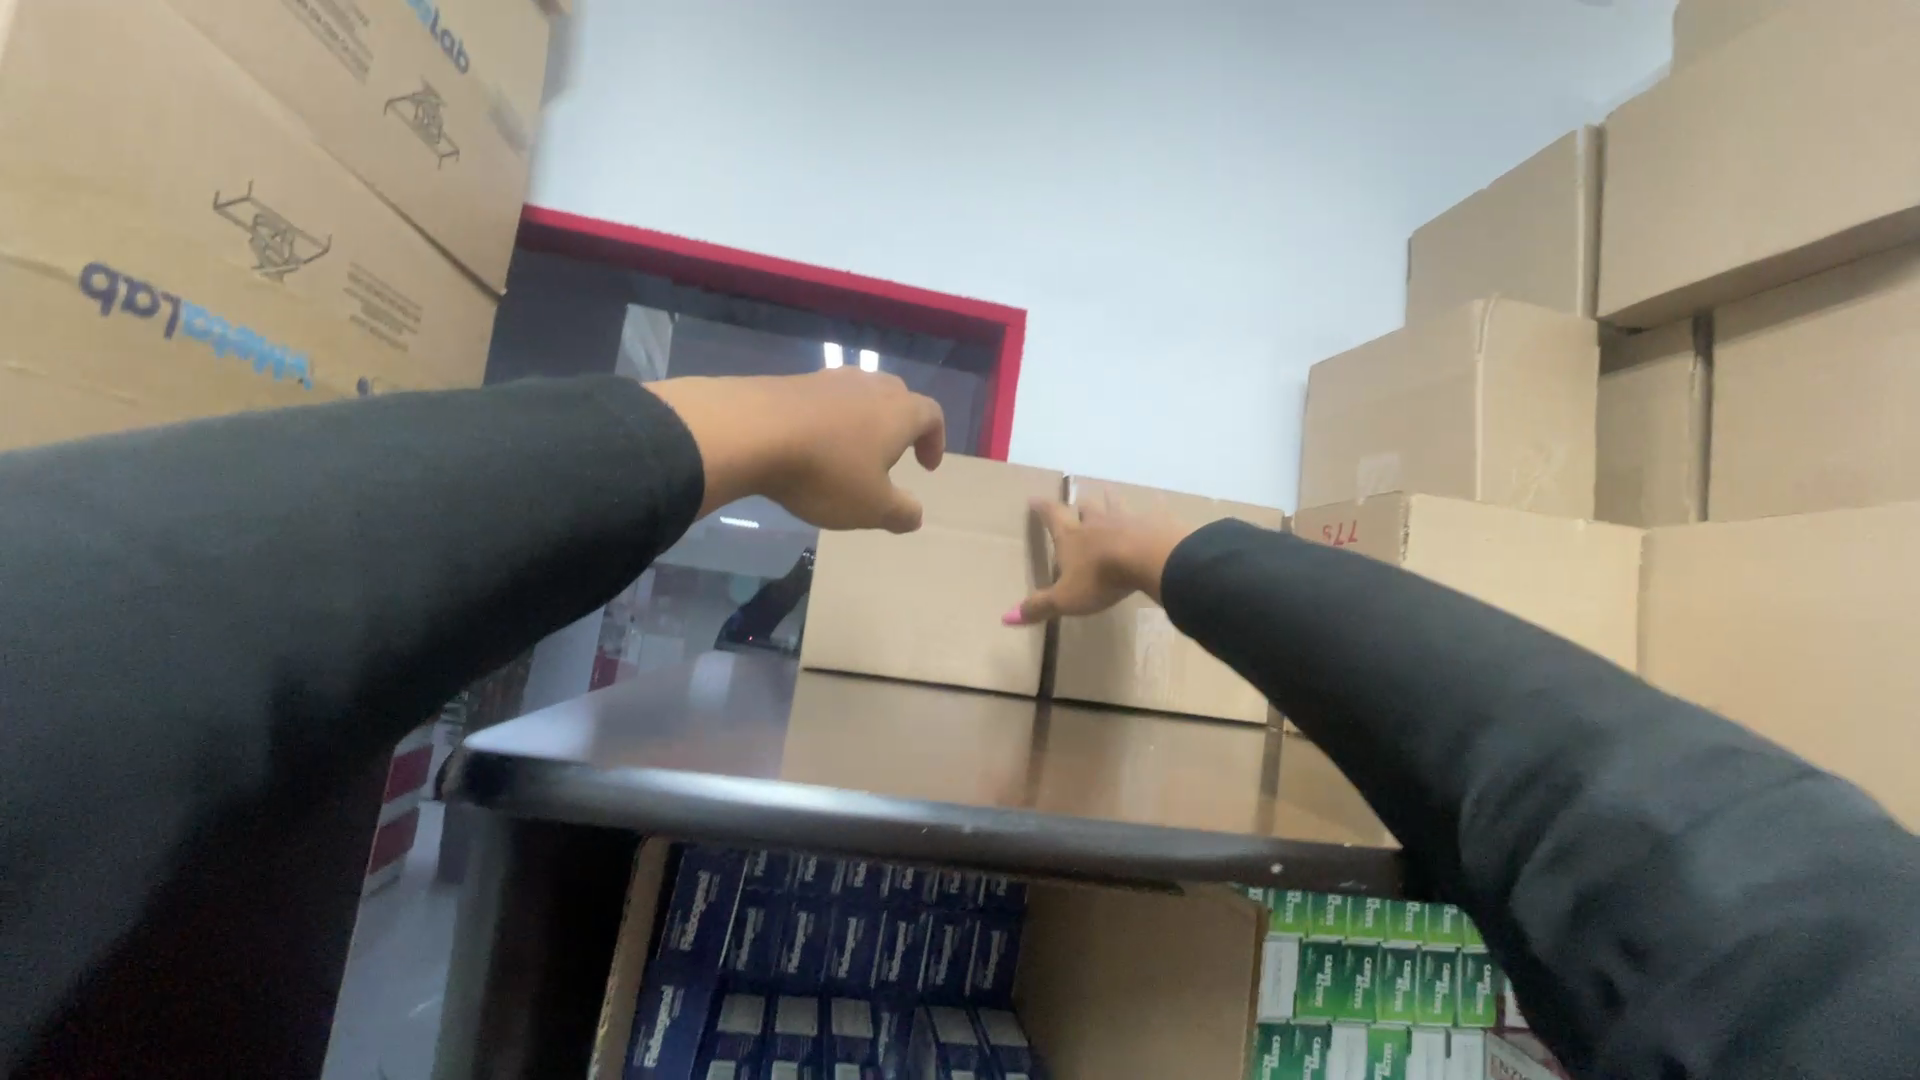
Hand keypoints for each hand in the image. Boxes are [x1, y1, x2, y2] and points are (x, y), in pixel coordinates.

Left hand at [649, 369, 945, 531]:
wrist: (750, 432)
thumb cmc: (826, 472)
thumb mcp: (871, 507)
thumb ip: (901, 512)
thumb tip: (915, 514)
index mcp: (899, 412)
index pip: (931, 415)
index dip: (935, 440)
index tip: (926, 467)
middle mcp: (869, 386)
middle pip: (897, 397)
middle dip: (900, 425)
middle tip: (890, 455)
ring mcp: (828, 380)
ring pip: (857, 395)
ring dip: (861, 421)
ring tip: (848, 451)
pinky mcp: (791, 382)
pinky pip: (821, 400)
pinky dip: (825, 420)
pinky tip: (809, 445)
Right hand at [1005, 497, 1195, 624]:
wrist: (1148, 560)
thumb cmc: (1101, 578)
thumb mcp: (1065, 598)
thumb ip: (1038, 607)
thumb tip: (1005, 618)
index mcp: (1072, 537)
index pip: (1052, 516)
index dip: (1042, 508)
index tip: (1034, 499)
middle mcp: (1097, 522)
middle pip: (1086, 508)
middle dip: (1080, 505)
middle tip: (1079, 501)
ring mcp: (1128, 519)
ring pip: (1116, 505)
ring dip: (1111, 500)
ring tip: (1109, 492)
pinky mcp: (1155, 523)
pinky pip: (1154, 511)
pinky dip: (1154, 507)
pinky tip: (1159, 500)